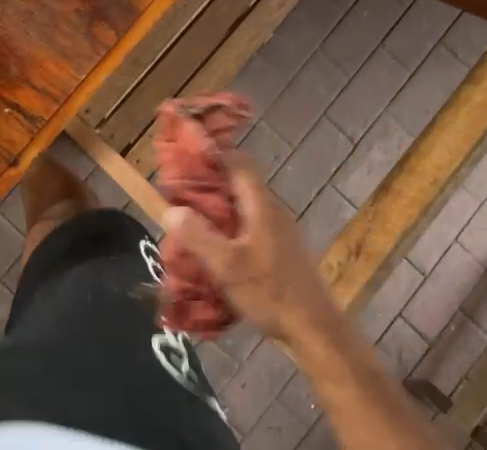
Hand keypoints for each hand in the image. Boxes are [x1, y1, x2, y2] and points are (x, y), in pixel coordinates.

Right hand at [163, 151, 339, 345]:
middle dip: (208, 186)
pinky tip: (215, 250)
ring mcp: (279, 231)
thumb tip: (171, 210)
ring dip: (217, 210)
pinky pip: (249, 227)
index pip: (238, 161)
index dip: (212, 155)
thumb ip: (198, 236)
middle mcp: (272, 210)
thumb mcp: (227, 266)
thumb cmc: (271, 292)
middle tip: (178, 196)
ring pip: (243, 207)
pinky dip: (229, 229)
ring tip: (190, 223)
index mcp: (261, 205)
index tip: (185, 162)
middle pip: (238, 183)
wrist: (316, 331)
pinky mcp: (281, 251)